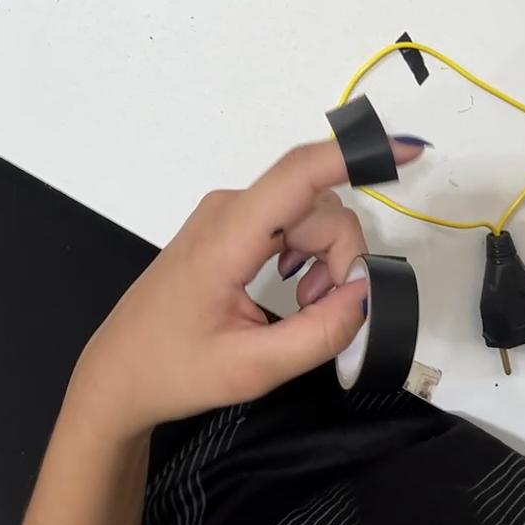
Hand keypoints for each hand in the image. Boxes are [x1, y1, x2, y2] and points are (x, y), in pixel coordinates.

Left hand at [62, 137, 425, 440]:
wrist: (116, 375)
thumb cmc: (172, 371)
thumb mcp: (250, 369)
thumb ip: (318, 334)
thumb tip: (368, 294)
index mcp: (228, 236)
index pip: (299, 174)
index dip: (355, 155)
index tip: (409, 150)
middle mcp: (230, 209)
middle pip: (319, 208)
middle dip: (342, 259)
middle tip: (325, 315)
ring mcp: (229, 214)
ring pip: (311, 216)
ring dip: (325, 262)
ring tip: (302, 310)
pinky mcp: (232, 226)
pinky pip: (292, 224)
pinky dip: (309, 257)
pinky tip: (293, 292)